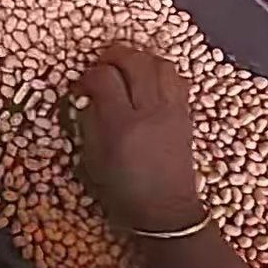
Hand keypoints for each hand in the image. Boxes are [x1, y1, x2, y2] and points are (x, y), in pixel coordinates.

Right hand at [74, 44, 203, 232]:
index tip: (81, 86)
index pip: (104, 79)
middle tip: (101, 64)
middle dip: (114, 55)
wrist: (165, 212)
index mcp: (121, 126)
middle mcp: (150, 112)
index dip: (88, 76)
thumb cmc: (123, 191)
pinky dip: (160, 72)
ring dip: (140, 59)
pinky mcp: (185, 115)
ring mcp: (172, 112)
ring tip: (126, 68)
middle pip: (135, 62)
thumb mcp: (94, 160)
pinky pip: (176, 79)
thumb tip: (89, 97)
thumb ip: (91, 123)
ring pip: (160, 64)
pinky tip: (148, 81)